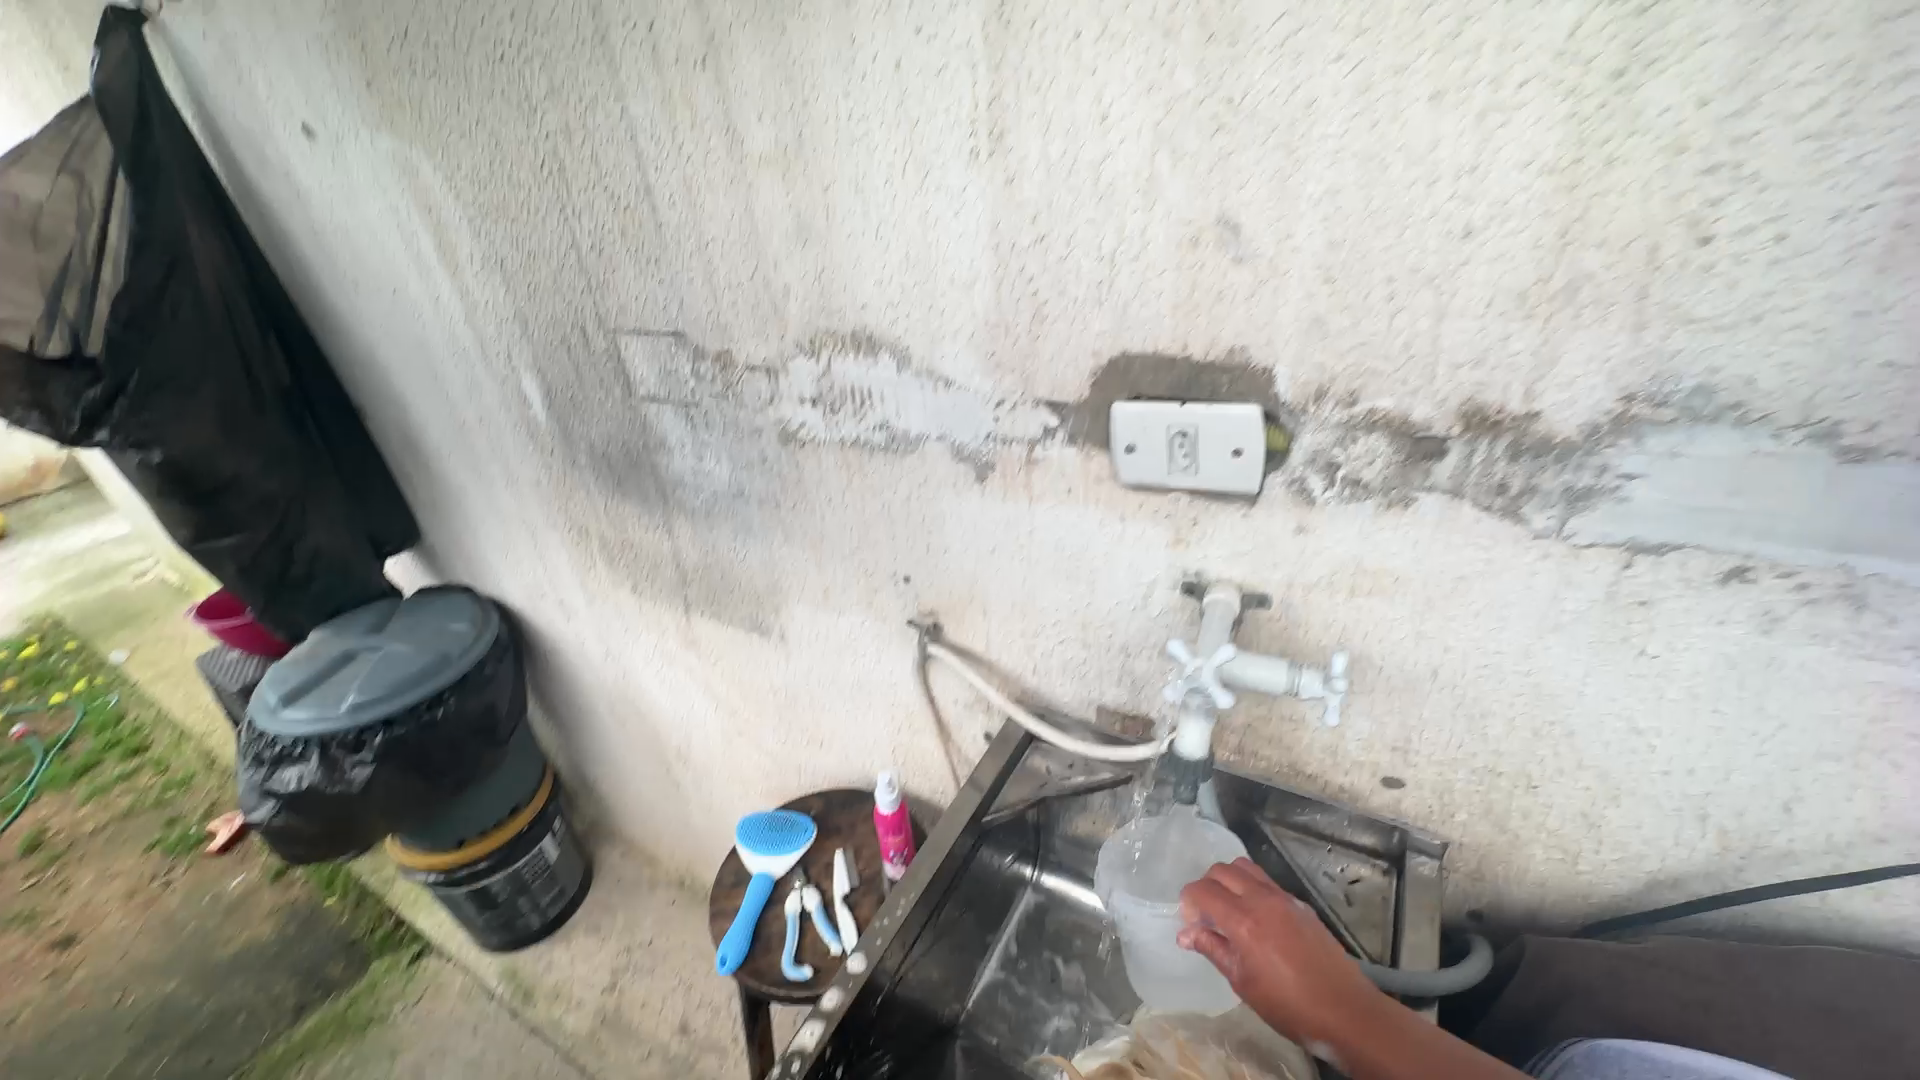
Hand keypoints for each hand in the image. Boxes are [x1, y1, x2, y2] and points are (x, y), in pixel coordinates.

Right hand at [1177, 857, 1387, 1046]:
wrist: (1347, 1011)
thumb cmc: (1289, 1006)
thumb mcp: (1243, 983)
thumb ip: (1213, 949)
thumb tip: (1185, 933)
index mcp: (1244, 921)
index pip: (1202, 890)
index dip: (1188, 902)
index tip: (1190, 923)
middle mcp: (1262, 899)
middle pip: (1221, 870)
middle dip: (1206, 887)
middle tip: (1206, 916)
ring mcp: (1284, 898)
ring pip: (1245, 867)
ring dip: (1229, 881)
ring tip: (1229, 910)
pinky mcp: (1301, 904)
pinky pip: (1267, 881)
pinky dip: (1251, 888)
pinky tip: (1257, 919)